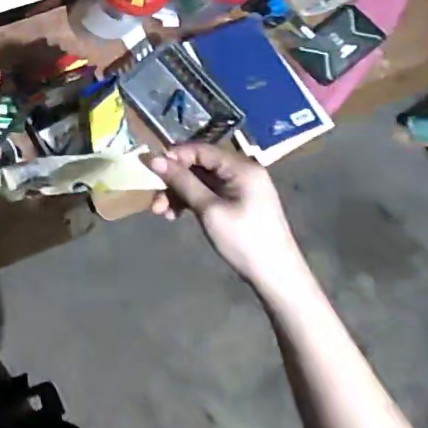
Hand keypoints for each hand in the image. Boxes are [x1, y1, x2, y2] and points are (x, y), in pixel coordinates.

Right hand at [146, 143, 310, 293]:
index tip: (151, 173)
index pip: (199, 149)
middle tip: (155, 201)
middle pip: (197, 166)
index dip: (173, 157)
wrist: (277, 278)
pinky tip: (176, 216)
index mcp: (241, 167)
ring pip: (199, 181)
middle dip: (173, 182)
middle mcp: (241, 172)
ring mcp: (240, 188)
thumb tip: (153, 158)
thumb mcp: (209, 209)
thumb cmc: (244, 240)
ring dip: (178, 194)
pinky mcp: (237, 203)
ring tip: (162, 214)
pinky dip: (190, 202)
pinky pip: (207, 193)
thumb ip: (181, 181)